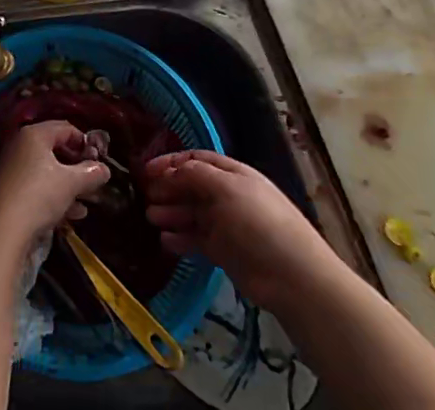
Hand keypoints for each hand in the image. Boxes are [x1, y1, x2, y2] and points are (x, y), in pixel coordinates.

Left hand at [0, 121, 110, 240]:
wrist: (1, 232)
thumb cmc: (40, 195)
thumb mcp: (71, 183)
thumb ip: (91, 173)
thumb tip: (105, 169)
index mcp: (35, 135)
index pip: (66, 128)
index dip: (85, 143)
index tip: (99, 161)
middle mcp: (21, 146)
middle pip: (57, 150)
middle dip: (79, 167)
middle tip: (94, 181)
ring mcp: (13, 170)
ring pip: (48, 172)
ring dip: (70, 185)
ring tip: (88, 201)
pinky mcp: (9, 192)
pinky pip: (38, 187)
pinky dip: (55, 196)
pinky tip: (73, 214)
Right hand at [144, 150, 336, 310]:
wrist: (290, 274)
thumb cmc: (257, 222)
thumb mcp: (226, 189)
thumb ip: (195, 175)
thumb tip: (170, 170)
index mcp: (232, 174)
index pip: (196, 160)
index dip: (171, 162)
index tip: (146, 170)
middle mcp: (227, 195)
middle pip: (191, 186)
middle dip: (167, 188)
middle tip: (144, 196)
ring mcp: (226, 224)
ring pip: (191, 213)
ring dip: (170, 212)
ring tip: (149, 217)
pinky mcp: (223, 251)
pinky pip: (196, 239)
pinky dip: (180, 238)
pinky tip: (164, 240)